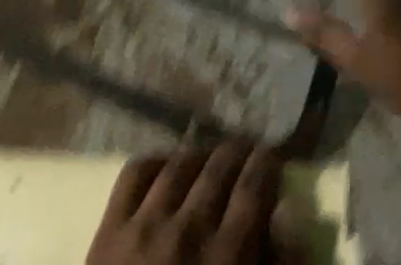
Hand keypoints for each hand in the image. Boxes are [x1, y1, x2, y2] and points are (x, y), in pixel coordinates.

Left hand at [87, 141, 290, 263]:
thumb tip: (290, 215)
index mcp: (228, 255)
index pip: (253, 189)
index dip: (266, 164)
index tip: (273, 153)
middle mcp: (189, 228)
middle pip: (218, 169)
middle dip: (236, 152)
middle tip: (245, 146)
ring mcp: (146, 224)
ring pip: (179, 165)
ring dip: (200, 154)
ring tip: (210, 154)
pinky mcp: (110, 227)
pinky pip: (134, 174)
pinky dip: (155, 160)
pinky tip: (166, 164)